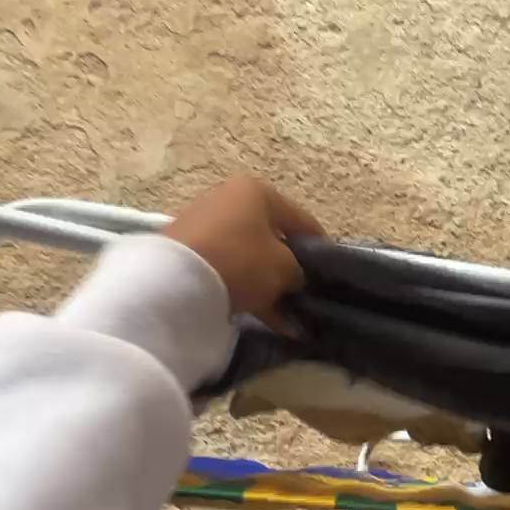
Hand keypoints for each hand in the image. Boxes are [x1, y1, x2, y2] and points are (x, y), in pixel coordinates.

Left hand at [163, 175, 325, 332]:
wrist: (177, 281)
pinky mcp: (188, 250)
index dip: (321, 249)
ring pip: (250, 257)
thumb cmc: (243, 261)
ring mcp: (205, 224)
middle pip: (272, 238)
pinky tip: (266, 318)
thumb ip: (299, 272)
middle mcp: (229, 199)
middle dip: (290, 269)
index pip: (303, 221)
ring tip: (287, 315)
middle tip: (305, 294)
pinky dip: (247, 290)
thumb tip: (297, 281)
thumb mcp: (286, 268)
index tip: (332, 273)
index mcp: (257, 192)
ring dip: (269, 285)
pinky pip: (229, 270)